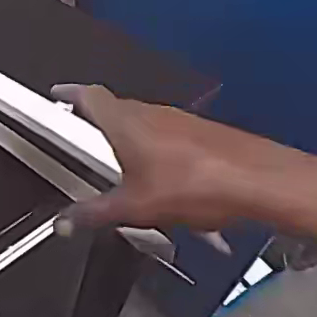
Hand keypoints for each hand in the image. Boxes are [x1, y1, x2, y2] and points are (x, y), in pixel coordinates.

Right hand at [52, 84, 307, 232]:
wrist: (259, 183)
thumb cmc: (200, 184)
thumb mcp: (134, 207)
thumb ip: (94, 214)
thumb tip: (67, 221)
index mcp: (127, 122)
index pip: (89, 95)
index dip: (70, 95)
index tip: (58, 95)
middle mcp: (152, 114)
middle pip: (115, 111)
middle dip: (96, 128)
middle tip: (83, 146)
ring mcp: (179, 122)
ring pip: (143, 128)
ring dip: (129, 146)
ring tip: (124, 179)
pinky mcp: (199, 135)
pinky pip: (168, 142)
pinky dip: (157, 160)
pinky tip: (164, 191)